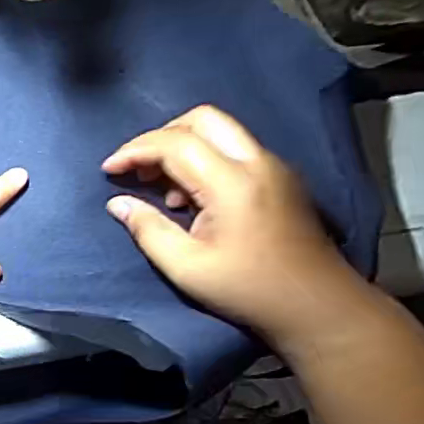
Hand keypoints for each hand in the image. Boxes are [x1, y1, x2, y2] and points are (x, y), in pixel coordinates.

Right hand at [101, 105, 372, 349]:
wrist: (315, 305)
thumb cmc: (246, 290)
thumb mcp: (185, 268)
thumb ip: (147, 229)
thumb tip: (117, 203)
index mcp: (232, 182)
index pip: (175, 143)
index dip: (135, 150)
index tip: (109, 170)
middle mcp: (257, 161)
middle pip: (202, 119)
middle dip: (160, 136)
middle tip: (136, 167)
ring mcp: (274, 166)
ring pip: (220, 130)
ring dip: (182, 146)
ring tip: (161, 188)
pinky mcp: (281, 177)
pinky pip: (235, 149)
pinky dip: (204, 158)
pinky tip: (192, 197)